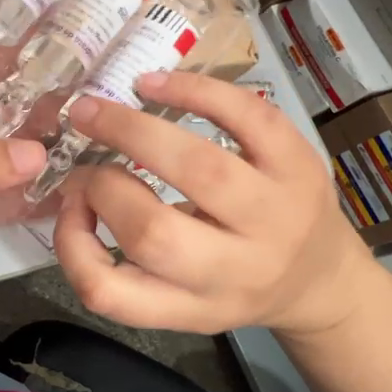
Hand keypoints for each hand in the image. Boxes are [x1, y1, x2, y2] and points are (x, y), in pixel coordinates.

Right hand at [53, 71, 376, 336]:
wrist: (324, 279)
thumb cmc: (230, 284)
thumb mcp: (178, 300)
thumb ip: (120, 260)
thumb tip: (73, 186)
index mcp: (194, 306)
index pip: (112, 293)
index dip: (71, 244)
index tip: (68, 207)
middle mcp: (237, 270)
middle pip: (153, 232)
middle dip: (102, 185)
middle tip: (85, 156)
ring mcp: (276, 215)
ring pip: (200, 167)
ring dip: (133, 130)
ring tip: (94, 110)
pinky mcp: (301, 166)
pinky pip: (247, 117)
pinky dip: (193, 91)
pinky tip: (152, 85)